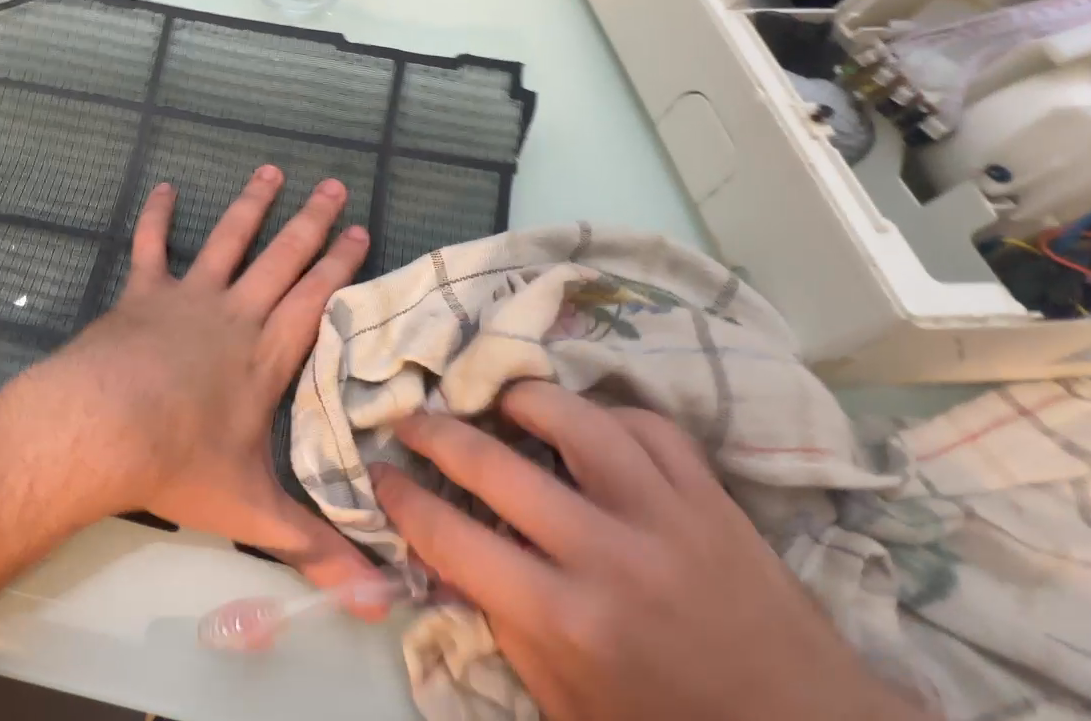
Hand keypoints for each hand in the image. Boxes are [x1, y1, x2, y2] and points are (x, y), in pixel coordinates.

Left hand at [39, 165, 388, 606]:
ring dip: (251, 205)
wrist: (99, 430)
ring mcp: (186, 297)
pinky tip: (163, 187)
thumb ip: (316, 550)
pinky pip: (150, 246)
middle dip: (311, 223)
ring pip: (228, 240)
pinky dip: (156, 216)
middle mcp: (233, 315)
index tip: (360, 230)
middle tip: (334, 185)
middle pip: (282, 258)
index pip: (315, 300)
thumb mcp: (254, 513)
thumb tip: (381, 602)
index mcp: (265, 355)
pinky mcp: (140, 294)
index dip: (340, 266)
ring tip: (271, 170)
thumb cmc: (178, 465)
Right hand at [372, 383, 930, 720]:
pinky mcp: (712, 498)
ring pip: (577, 420)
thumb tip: (442, 557)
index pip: (453, 539)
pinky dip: (606, 415)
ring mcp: (668, 516)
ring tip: (496, 401)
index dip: (401, 500)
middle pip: (496, 465)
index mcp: (566, 620)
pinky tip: (584, 424)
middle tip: (410, 421)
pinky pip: (648, 426)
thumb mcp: (563, 699)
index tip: (377, 475)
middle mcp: (610, 556)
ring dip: (521, 400)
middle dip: (435, 434)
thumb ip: (500, 622)